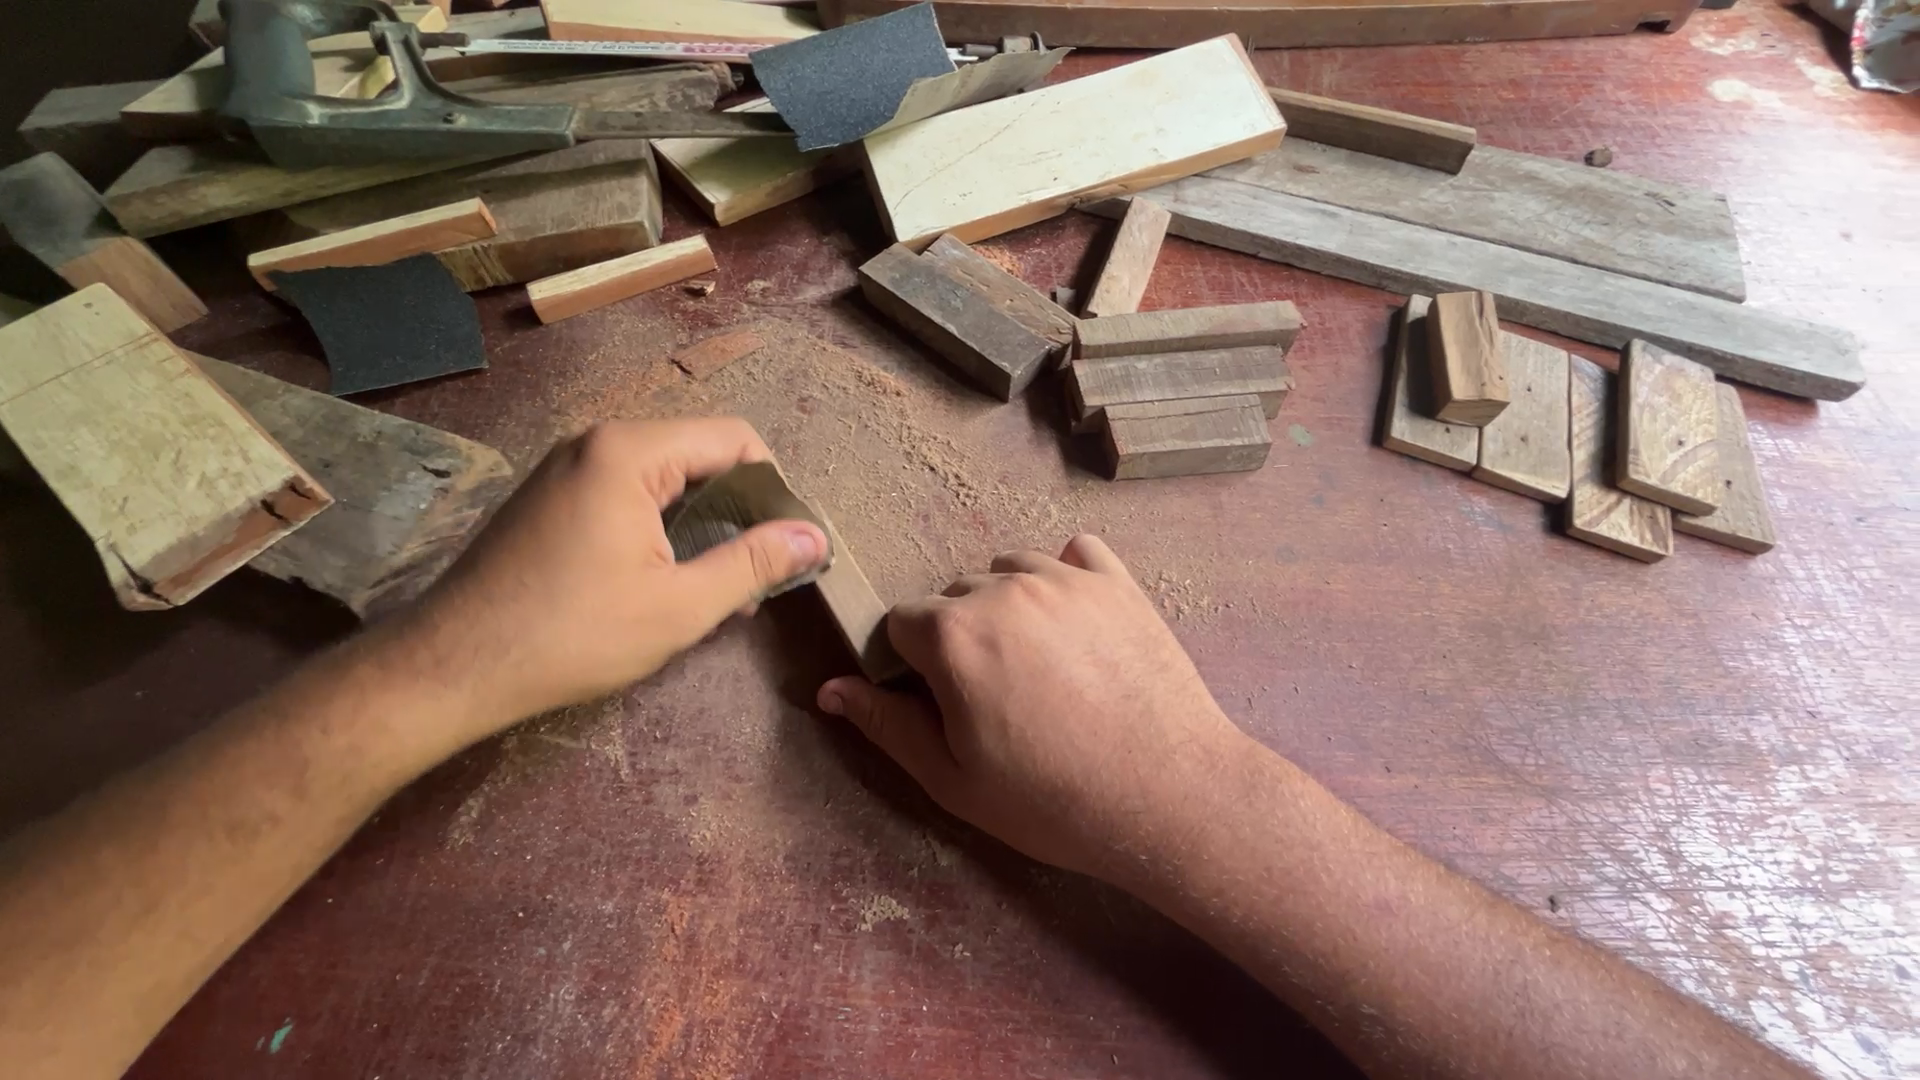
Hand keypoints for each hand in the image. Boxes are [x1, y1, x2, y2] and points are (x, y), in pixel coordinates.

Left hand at [392, 418, 828, 741]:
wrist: (450, 669)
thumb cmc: (573, 635)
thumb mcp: (681, 606)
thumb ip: (755, 563)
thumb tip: (816, 538)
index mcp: (630, 452)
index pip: (735, 438)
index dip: (774, 486)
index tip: (788, 542)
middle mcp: (598, 442)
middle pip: (702, 455)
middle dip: (741, 510)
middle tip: (757, 573)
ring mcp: (570, 467)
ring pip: (670, 478)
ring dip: (706, 524)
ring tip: (720, 586)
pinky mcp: (555, 496)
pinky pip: (633, 494)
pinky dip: (666, 528)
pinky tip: (670, 579)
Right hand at [817, 535, 1248, 883]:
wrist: (1170, 797)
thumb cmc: (1051, 800)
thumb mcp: (953, 780)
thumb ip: (887, 725)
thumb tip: (830, 689)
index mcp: (953, 633)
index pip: (902, 622)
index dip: (914, 664)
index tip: (944, 701)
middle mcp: (1003, 588)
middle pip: (954, 596)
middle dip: (959, 635)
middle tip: (997, 693)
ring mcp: (1065, 577)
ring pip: (1009, 572)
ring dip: (1007, 604)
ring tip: (1037, 660)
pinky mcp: (1117, 580)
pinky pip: (1074, 552)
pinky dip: (1064, 576)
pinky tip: (1077, 620)